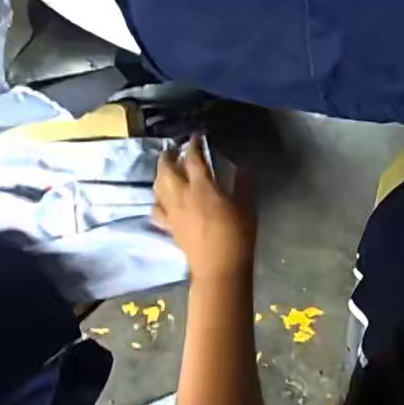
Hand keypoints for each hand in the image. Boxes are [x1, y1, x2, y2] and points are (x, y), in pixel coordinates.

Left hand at [154, 136, 256, 282]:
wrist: (219, 268)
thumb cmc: (237, 235)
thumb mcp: (246, 206)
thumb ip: (243, 184)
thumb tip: (243, 168)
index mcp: (202, 187)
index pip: (193, 158)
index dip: (193, 145)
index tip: (196, 136)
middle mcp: (182, 195)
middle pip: (167, 170)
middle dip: (168, 156)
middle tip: (173, 148)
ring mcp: (173, 212)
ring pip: (158, 187)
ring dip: (160, 173)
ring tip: (165, 168)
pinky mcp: (170, 227)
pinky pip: (157, 210)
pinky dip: (157, 200)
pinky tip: (162, 199)